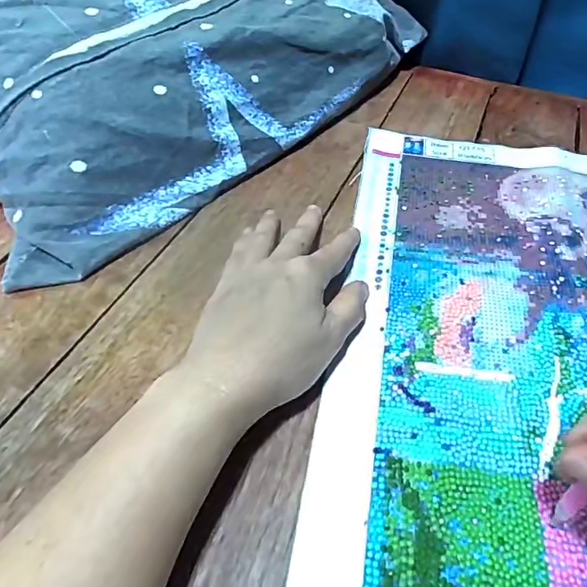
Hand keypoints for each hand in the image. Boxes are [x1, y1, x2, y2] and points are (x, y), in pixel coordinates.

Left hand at [173, 206, 367, 425]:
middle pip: (296, 239)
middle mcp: (278, 266)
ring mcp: (248, 273)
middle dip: (309, 224)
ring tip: (272, 215)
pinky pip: (237, 253)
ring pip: (262, 240)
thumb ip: (348, 309)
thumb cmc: (285, 363)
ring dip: (270, 226)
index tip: (355, 231)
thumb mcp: (329, 341)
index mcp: (308, 277)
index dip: (346, 243)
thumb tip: (362, 285)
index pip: (333, 255)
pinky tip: (244, 239)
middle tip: (314, 209)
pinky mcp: (224, 286)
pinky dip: (244, 240)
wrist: (224, 377)